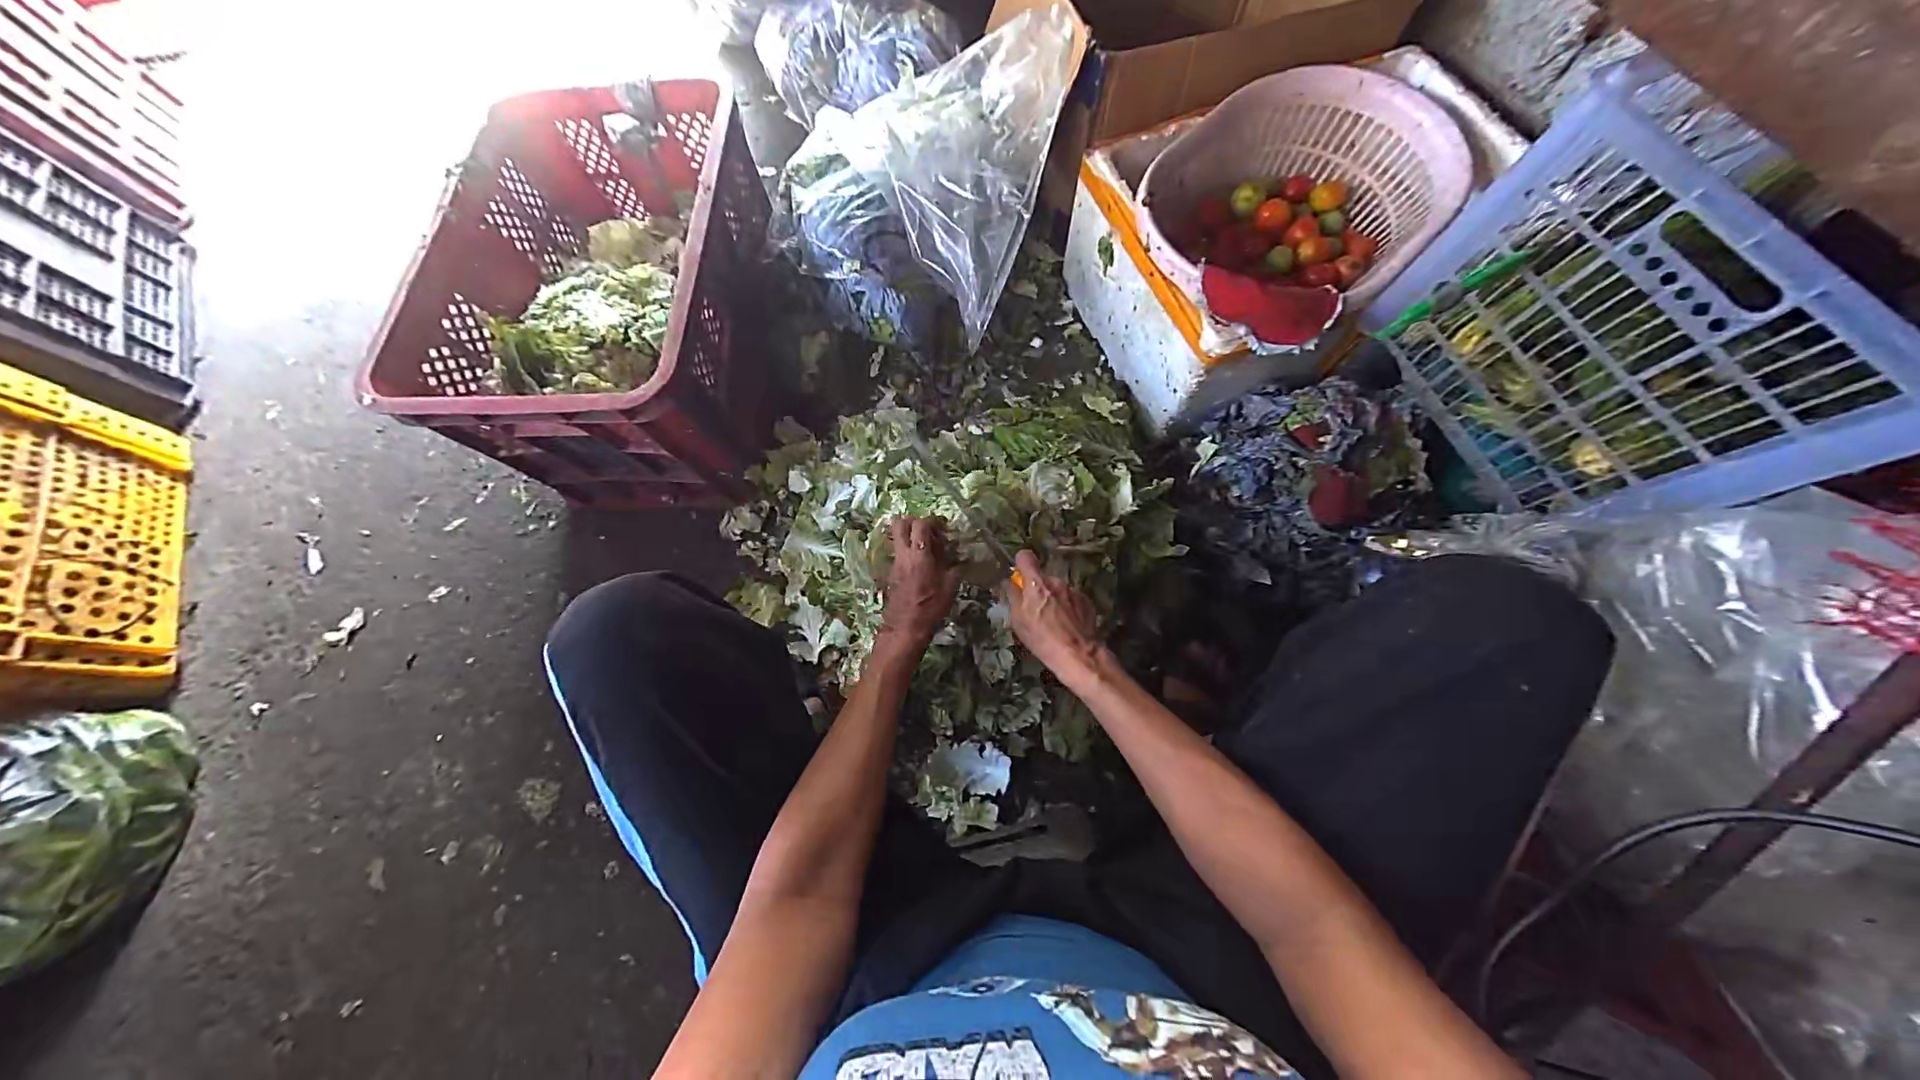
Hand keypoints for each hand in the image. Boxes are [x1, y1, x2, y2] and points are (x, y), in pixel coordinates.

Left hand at [879, 516, 961, 647]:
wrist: (905, 627)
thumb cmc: (930, 607)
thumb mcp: (950, 587)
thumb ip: (955, 568)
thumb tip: (960, 559)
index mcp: (919, 554)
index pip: (920, 524)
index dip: (932, 521)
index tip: (943, 529)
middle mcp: (903, 555)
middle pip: (900, 524)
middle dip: (914, 521)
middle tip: (928, 530)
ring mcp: (895, 563)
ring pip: (896, 537)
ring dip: (909, 535)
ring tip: (926, 547)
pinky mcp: (891, 572)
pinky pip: (898, 552)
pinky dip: (908, 550)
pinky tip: (921, 563)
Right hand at [1004, 550, 1106, 683]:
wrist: (1076, 653)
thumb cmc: (1041, 638)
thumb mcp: (1018, 620)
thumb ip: (1013, 596)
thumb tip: (1011, 582)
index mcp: (1036, 584)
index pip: (1025, 557)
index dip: (1021, 565)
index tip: (1020, 577)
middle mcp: (1056, 581)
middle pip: (1043, 578)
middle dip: (1038, 589)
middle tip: (1036, 610)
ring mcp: (1073, 590)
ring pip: (1058, 589)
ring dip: (1054, 599)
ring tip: (1053, 620)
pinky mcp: (1086, 601)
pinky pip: (1071, 598)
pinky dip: (1068, 607)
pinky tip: (1067, 623)